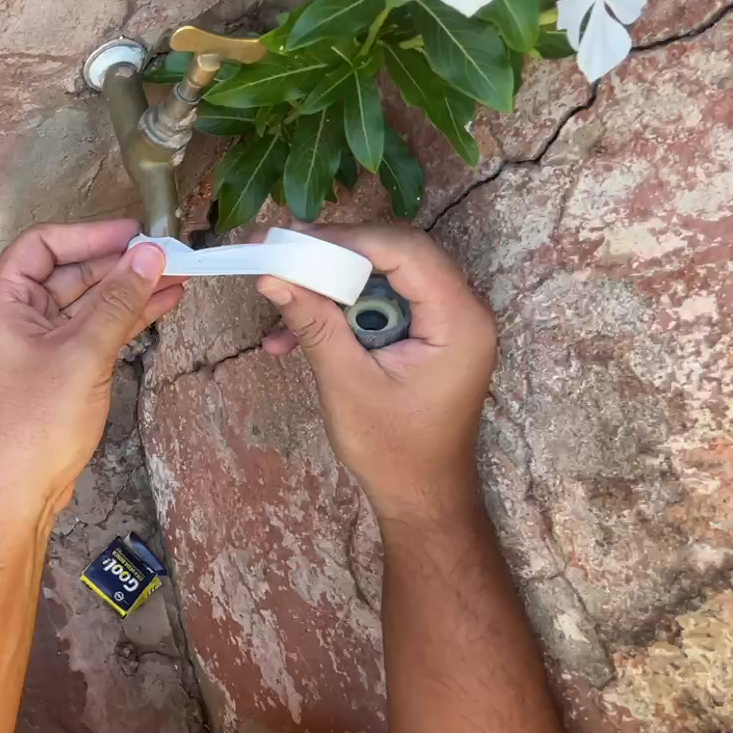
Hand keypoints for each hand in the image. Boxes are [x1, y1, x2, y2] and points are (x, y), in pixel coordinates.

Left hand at [0, 219, 183, 513]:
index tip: (133, 232)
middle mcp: (15, 318)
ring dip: (129, 292)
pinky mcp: (57, 369)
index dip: (88, 234)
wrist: (19, 492)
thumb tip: (150, 255)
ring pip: (87, 304)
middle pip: (70, 274)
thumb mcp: (83, 354)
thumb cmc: (35, 424)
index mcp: (1, 303)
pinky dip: (124, 321)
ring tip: (178, 276)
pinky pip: (92, 332)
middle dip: (118, 265)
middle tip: (167, 255)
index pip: (42, 247)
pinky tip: (162, 305)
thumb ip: (118, 302)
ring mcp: (37, 345)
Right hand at [256, 224, 496, 523]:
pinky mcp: (420, 335)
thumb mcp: (346, 383)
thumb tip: (272, 277)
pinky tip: (290, 339)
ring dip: (327, 290)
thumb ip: (314, 324)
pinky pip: (374, 307)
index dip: (346, 240)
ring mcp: (440, 322)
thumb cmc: (393, 448)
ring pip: (378, 279)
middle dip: (332, 257)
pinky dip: (335, 315)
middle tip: (280, 257)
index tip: (291, 242)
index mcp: (458, 320)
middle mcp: (459, 310)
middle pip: (393, 256)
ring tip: (279, 300)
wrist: (419, 493)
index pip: (404, 251)